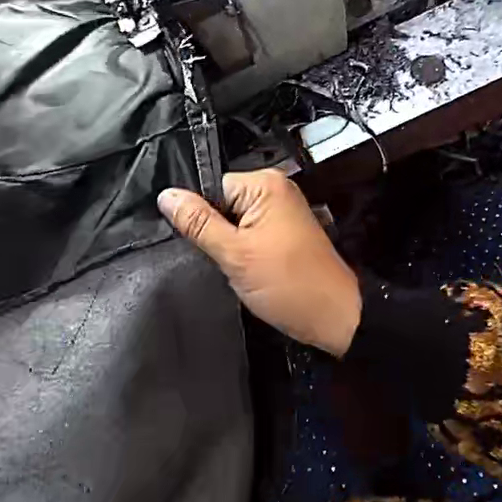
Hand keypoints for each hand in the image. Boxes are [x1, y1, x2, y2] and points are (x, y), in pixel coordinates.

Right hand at [158, 170, 361, 355]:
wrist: (335, 318)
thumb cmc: (290, 285)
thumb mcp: (234, 254)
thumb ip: (197, 223)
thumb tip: (166, 196)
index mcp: (265, 183)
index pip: (211, 186)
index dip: (200, 215)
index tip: (202, 243)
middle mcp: (275, 189)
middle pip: (221, 202)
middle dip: (214, 232)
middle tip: (223, 259)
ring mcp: (282, 211)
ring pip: (233, 221)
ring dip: (228, 245)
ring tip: (238, 266)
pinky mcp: (284, 232)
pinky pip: (249, 232)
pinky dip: (243, 251)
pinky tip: (247, 269)